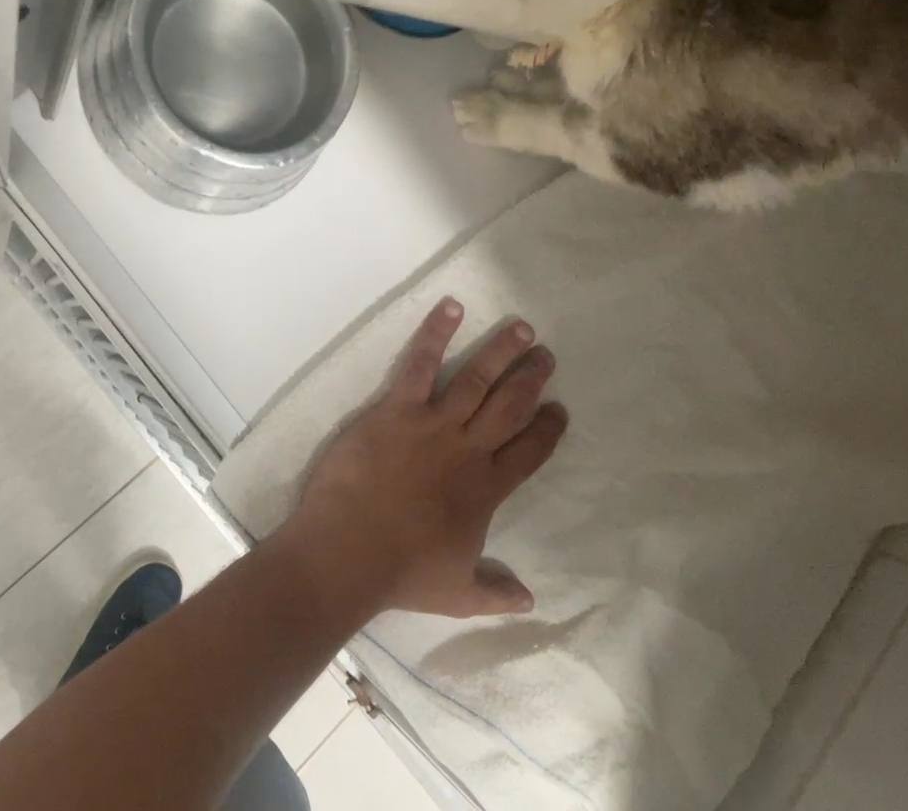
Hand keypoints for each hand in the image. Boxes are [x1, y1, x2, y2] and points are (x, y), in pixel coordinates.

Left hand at [273, 297, 566, 619]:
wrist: (347, 553)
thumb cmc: (401, 575)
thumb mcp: (458, 593)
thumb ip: (495, 593)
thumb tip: (530, 601)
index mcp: (486, 490)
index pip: (530, 452)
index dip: (548, 430)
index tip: (559, 410)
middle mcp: (467, 451)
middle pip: (511, 406)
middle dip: (532, 378)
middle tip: (546, 355)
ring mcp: (432, 426)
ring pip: (476, 379)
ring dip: (501, 351)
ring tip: (521, 328)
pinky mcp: (395, 410)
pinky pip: (419, 364)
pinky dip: (435, 333)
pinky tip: (451, 306)